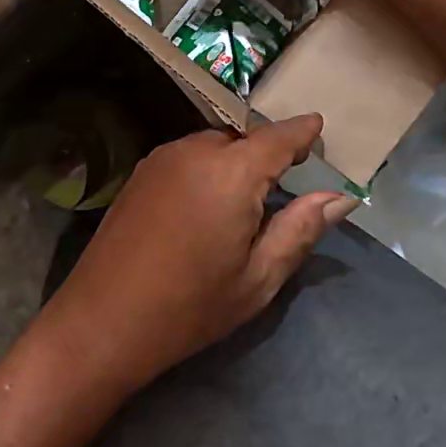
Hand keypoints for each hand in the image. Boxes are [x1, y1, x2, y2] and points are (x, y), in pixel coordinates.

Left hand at [33, 115, 357, 392]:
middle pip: (244, 139)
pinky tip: (203, 208)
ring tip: (240, 206)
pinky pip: (187, 157)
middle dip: (266, 156)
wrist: (104, 319)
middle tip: (283, 188)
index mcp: (232, 171)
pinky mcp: (141, 171)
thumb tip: (341, 198)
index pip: (278, 137)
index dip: (302, 132)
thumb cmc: (191, 305)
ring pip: (213, 146)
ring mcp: (162, 157)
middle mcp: (195, 150)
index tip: (318, 127)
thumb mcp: (258, 277)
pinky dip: (206, 169)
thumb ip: (301, 229)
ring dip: (233, 163)